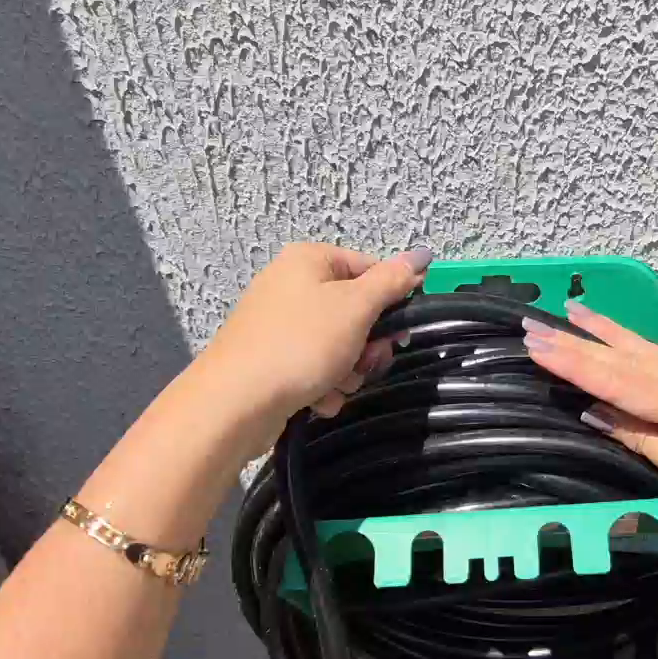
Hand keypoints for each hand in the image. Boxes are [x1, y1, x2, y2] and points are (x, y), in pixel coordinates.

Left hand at [192, 243, 430, 450]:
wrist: (236, 403)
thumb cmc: (301, 344)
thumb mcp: (356, 307)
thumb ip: (391, 281)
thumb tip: (421, 256)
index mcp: (310, 260)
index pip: (370, 269)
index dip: (391, 302)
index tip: (399, 333)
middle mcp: (291, 285)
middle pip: (356, 311)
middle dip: (367, 345)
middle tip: (364, 362)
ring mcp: (279, 324)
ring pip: (340, 345)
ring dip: (348, 371)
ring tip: (334, 384)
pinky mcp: (272, 359)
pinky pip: (316, 367)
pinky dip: (324, 385)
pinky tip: (316, 399)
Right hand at [522, 302, 657, 570]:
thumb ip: (649, 444)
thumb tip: (599, 414)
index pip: (623, 382)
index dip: (577, 363)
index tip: (537, 344)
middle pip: (633, 360)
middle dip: (582, 343)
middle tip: (536, 327)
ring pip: (652, 353)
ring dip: (609, 334)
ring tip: (575, 312)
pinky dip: (638, 348)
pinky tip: (622, 341)